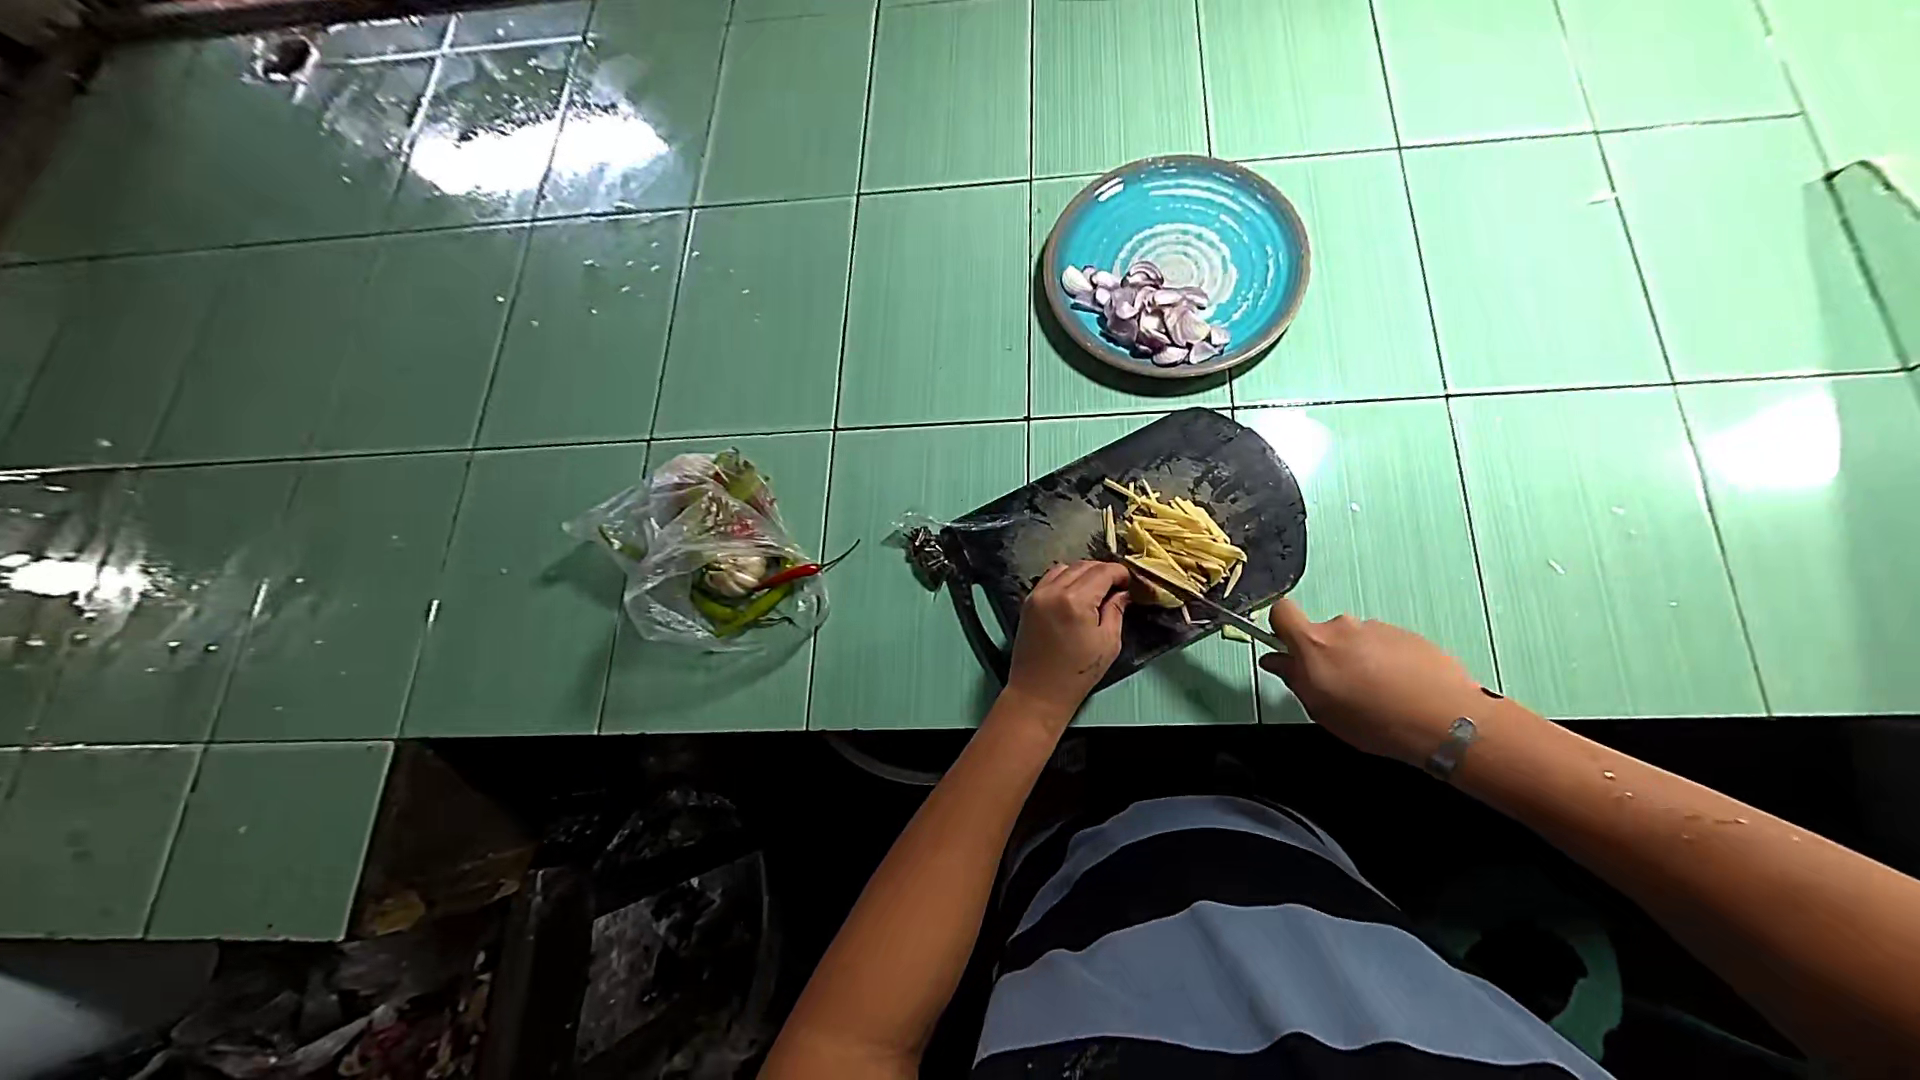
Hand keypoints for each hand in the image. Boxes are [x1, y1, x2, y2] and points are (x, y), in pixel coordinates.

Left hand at [1004, 561, 1130, 722]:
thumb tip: (1122, 593)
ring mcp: (1037, 594)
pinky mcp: (1028, 601)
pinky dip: (1065, 579)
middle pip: (1083, 565)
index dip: (1120, 573)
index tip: (1129, 583)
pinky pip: (1049, 578)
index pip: (1102, 572)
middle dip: (1103, 571)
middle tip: (1117, 587)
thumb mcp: (1108, 643)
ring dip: (1083, 572)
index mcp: (1075, 600)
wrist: (1037, 691)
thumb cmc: (1076, 673)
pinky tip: (1075, 594)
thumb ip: (1116, 611)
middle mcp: (1053, 591)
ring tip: (1096, 590)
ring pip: (1065, 568)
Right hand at [1259, 599, 1493, 766]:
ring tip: (1374, 694)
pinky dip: (1386, 662)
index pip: (1282, 612)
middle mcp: (1344, 627)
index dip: (1280, 626)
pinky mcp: (1409, 636)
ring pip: (1355, 639)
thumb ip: (1294, 678)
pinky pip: (1386, 645)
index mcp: (1314, 643)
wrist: (1445, 720)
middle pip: (1322, 631)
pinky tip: (1397, 691)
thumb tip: (1278, 662)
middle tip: (1337, 685)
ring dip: (1358, 659)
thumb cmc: (1380, 720)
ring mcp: (1378, 629)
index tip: (1286, 645)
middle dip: (1325, 653)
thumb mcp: (1320, 708)